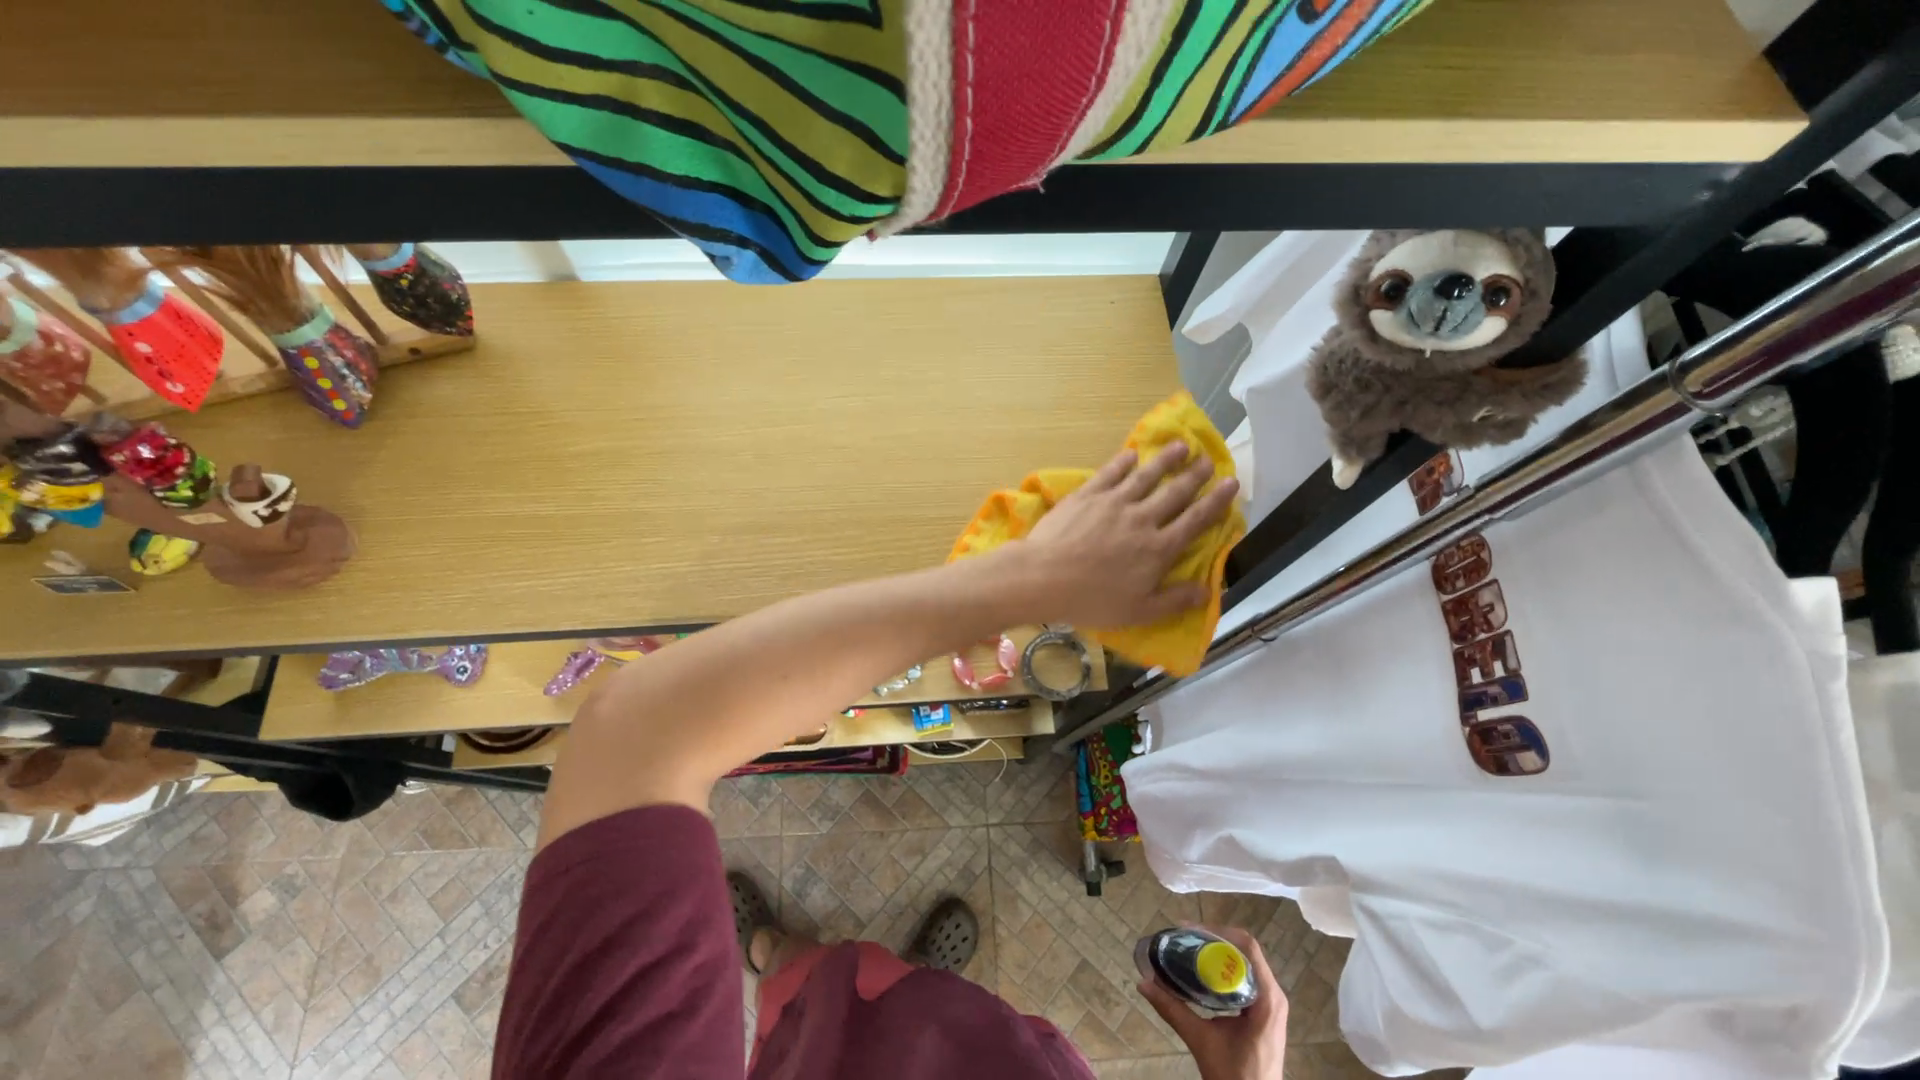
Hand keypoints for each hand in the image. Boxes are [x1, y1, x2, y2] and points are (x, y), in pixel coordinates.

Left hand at [1002, 442, 1237, 628]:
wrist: (1044, 577)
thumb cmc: (1091, 600)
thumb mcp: (1139, 612)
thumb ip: (1174, 600)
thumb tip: (1207, 591)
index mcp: (1159, 549)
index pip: (1196, 521)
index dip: (1217, 501)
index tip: (1232, 483)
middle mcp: (1142, 519)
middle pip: (1175, 493)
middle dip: (1195, 475)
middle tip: (1208, 459)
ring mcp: (1114, 503)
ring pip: (1146, 476)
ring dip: (1165, 460)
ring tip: (1181, 446)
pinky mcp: (1087, 495)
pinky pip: (1110, 473)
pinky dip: (1123, 462)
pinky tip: (1132, 455)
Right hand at [1137, 929, 1286, 1079]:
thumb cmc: (1234, 1076)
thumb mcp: (1201, 1040)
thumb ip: (1173, 1010)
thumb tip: (1143, 983)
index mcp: (1267, 998)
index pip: (1246, 948)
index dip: (1217, 933)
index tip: (1188, 930)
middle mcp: (1273, 995)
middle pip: (1244, 951)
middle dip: (1212, 940)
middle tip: (1182, 937)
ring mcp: (1270, 1004)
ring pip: (1245, 964)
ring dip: (1217, 953)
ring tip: (1188, 949)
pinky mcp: (1263, 1012)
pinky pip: (1245, 979)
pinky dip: (1222, 970)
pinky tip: (1200, 973)